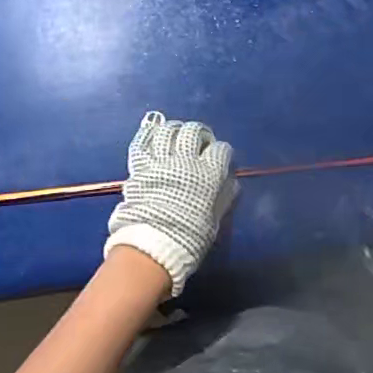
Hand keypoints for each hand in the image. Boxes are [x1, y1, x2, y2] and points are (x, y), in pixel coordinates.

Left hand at [105, 112, 235, 296]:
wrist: (153, 244)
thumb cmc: (188, 237)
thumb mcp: (214, 220)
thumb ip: (223, 198)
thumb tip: (232, 183)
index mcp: (208, 175)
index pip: (220, 151)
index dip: (222, 151)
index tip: (220, 155)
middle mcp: (185, 162)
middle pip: (194, 133)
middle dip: (200, 133)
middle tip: (200, 140)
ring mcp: (161, 161)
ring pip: (169, 132)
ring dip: (175, 129)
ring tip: (177, 133)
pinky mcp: (140, 165)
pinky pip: (142, 141)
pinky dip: (147, 133)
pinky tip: (152, 130)